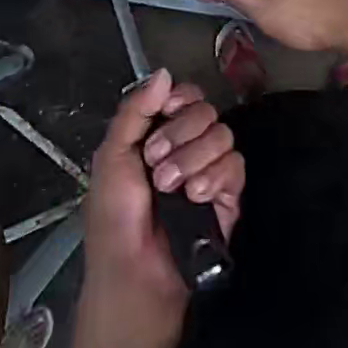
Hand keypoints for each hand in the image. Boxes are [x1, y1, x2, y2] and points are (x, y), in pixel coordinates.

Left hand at [83, 71, 244, 326]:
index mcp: (158, 135)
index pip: (186, 96)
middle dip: (181, 135)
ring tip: (174, 189)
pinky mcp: (232, 193)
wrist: (137, 275)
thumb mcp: (111, 160)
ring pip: (223, 136)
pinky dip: (215, 177)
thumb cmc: (114, 220)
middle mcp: (187, 147)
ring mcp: (211, 169)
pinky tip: (198, 196)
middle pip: (206, 112)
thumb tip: (164, 71)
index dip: (180, 101)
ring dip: (194, 160)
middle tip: (157, 165)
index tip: (166, 115)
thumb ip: (135, 112)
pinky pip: (236, 165)